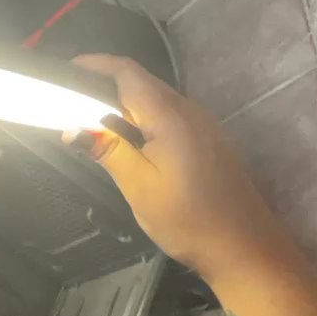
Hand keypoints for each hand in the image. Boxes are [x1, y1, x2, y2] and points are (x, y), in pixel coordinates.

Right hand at [73, 54, 300, 287]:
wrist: (249, 252)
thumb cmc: (190, 221)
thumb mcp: (140, 187)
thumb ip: (108, 151)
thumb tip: (72, 129)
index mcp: (170, 117)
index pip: (127, 72)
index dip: (95, 63)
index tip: (67, 70)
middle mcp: (188, 111)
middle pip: (141, 81)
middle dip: (104, 81)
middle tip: (71, 97)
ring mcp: (202, 125)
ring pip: (155, 97)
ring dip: (123, 100)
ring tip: (91, 116)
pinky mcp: (207, 140)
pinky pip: (168, 113)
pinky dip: (141, 115)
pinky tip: (127, 138)